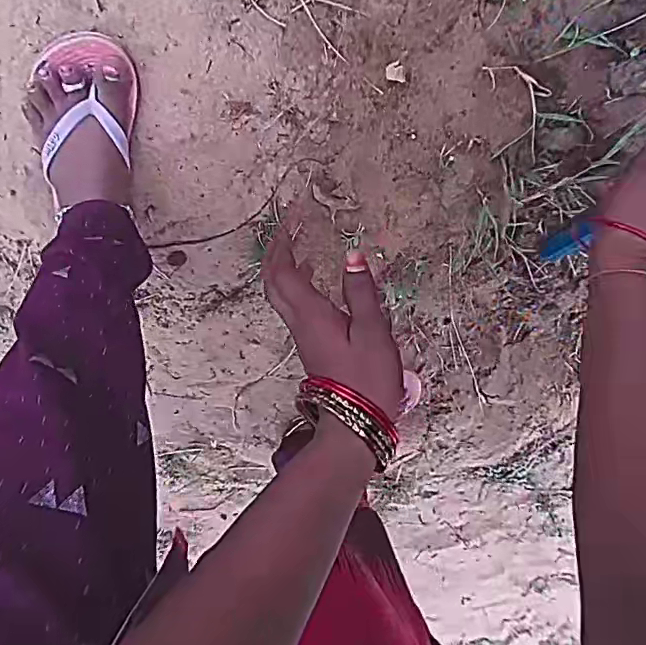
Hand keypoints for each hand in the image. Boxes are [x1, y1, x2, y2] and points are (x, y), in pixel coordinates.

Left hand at [260, 212, 404, 420]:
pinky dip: (295, 284)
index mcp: (309, 313)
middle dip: (274, 251)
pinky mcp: (309, 343)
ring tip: (298, 246)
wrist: (353, 424)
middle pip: (272, 280)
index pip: (283, 270)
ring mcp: (301, 333)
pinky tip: (315, 280)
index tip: (290, 220)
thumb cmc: (367, 378)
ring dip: (282, 267)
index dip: (282, 243)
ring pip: (279, 293)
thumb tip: (353, 254)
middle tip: (286, 229)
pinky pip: (292, 304)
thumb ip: (362, 292)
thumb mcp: (373, 332)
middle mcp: (298, 321)